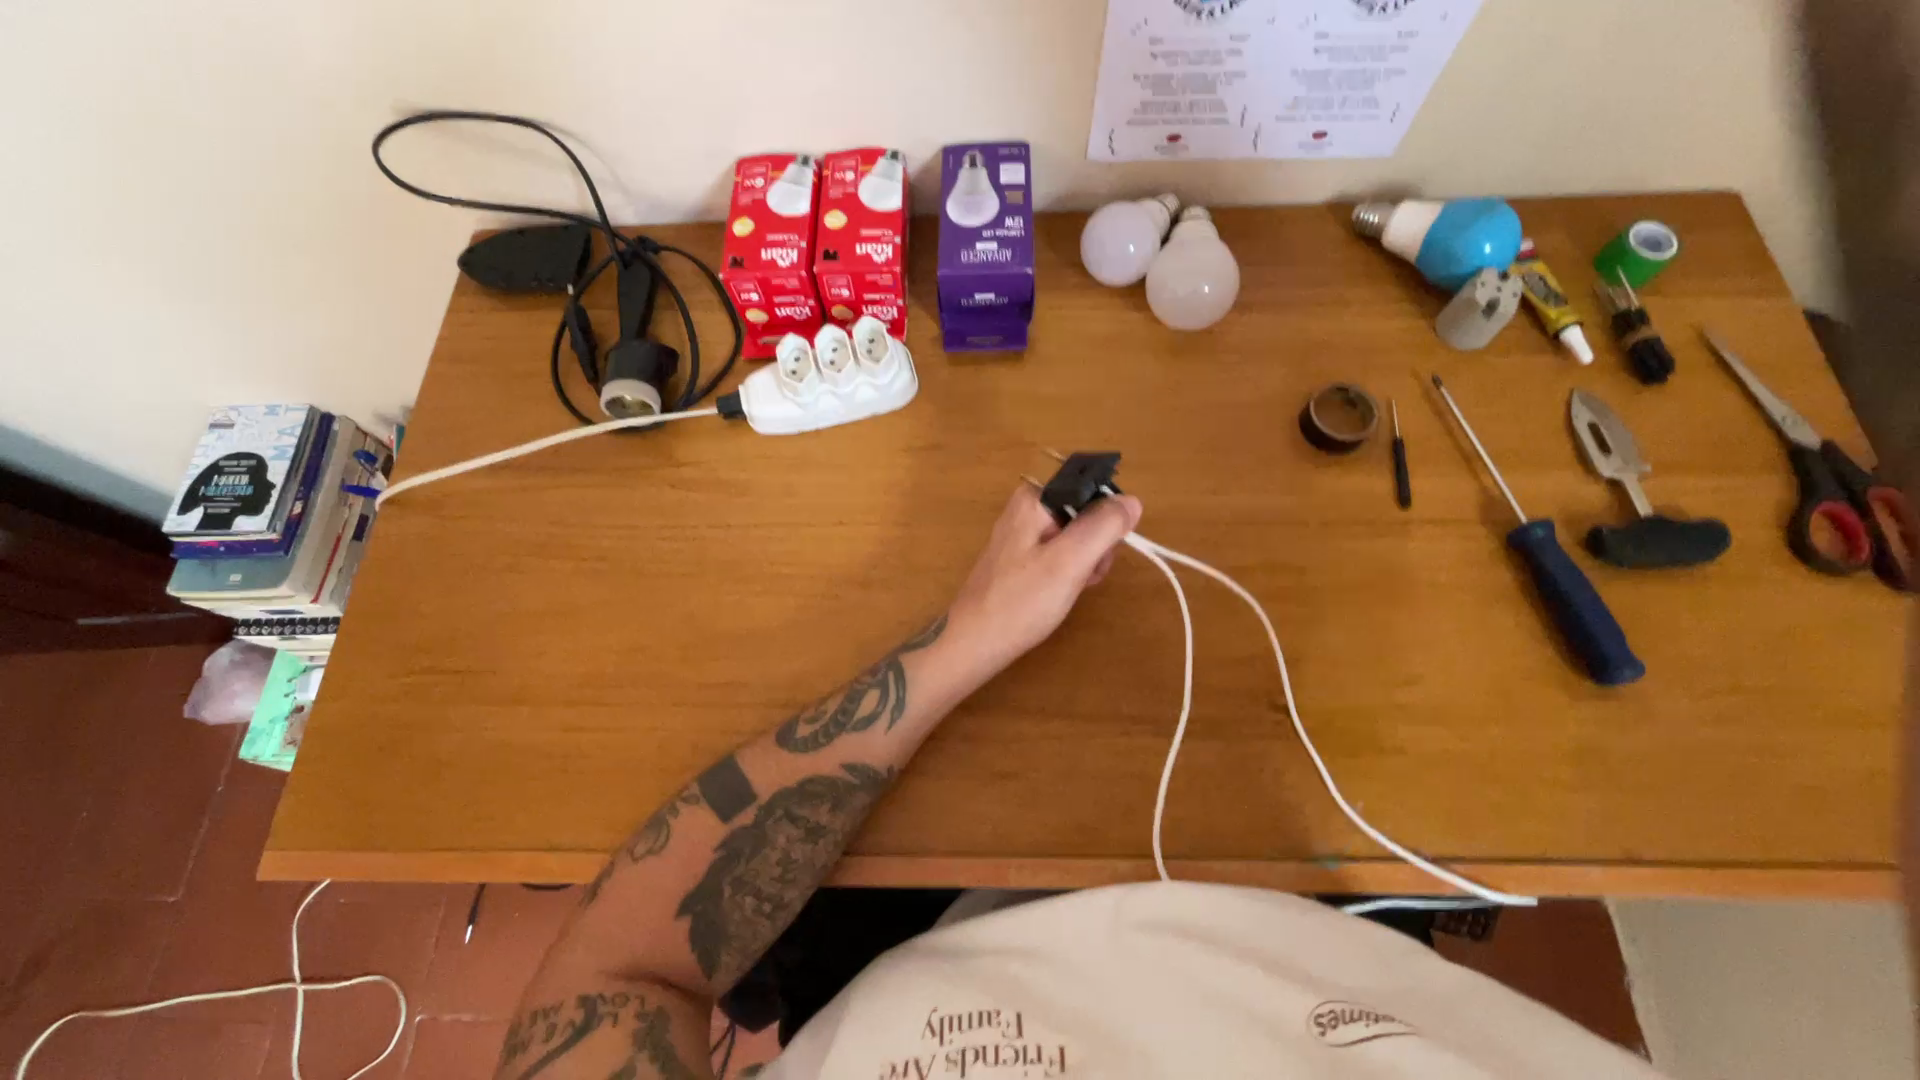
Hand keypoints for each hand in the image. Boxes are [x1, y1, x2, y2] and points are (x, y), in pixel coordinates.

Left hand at [942, 486, 1143, 678]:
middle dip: (1096, 546)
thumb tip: (1132, 501)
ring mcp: (1023, 534)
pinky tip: (1064, 593)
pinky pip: (1060, 554)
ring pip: (1076, 537)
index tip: (1103, 550)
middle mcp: (1027, 509)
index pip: (1092, 489)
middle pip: (1086, 514)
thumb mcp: (1069, 561)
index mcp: (1034, 498)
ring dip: (1086, 563)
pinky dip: (1071, 573)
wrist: (975, 642)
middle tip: (1084, 575)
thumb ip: (1103, 527)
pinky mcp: (1021, 558)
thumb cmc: (1022, 601)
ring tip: (1072, 588)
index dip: (1107, 520)